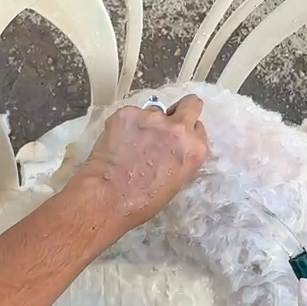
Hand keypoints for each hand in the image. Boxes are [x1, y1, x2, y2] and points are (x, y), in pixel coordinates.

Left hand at [64, 95, 208, 232]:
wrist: (107, 197)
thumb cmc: (143, 201)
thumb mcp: (176, 181)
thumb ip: (182, 157)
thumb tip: (174, 147)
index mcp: (194, 148)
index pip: (198, 128)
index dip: (187, 133)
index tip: (176, 139)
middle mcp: (178, 128)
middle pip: (190, 104)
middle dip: (181, 110)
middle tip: (167, 123)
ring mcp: (153, 117)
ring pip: (155, 111)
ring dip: (148, 123)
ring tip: (132, 142)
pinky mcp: (128, 113)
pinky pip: (131, 114)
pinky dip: (126, 125)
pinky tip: (118, 141)